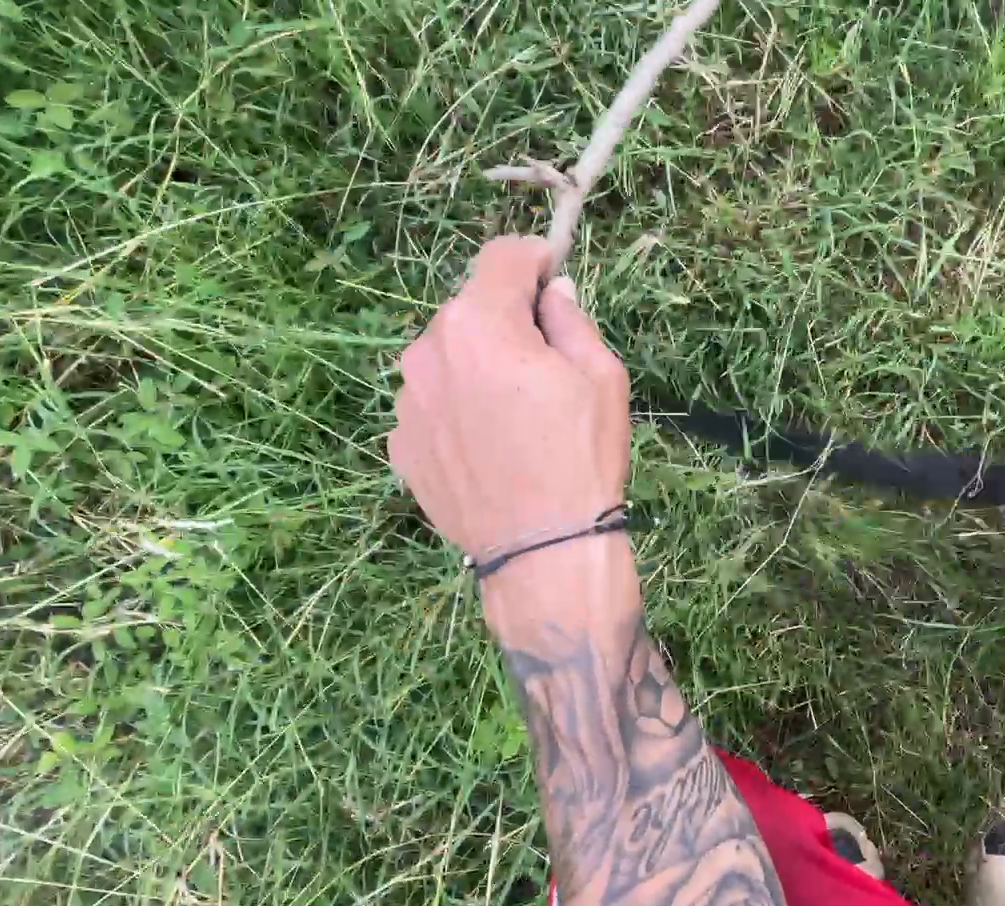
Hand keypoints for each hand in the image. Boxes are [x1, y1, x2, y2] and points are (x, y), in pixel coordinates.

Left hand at [388, 235, 629, 561]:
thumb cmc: (582, 459)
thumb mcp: (602, 379)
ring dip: (478, 368)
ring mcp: (407, 401)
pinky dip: (459, 410)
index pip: (501, 257)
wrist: (543, 550)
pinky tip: (491, 449)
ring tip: (516, 420)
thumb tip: (553, 294)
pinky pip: (433, 405)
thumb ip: (572, 321)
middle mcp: (428, 351)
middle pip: (471, 310)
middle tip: (545, 370)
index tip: (554, 279)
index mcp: (479, 324)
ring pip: (448, 359)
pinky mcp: (401, 444)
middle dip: (507, 323)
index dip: (534, 260)